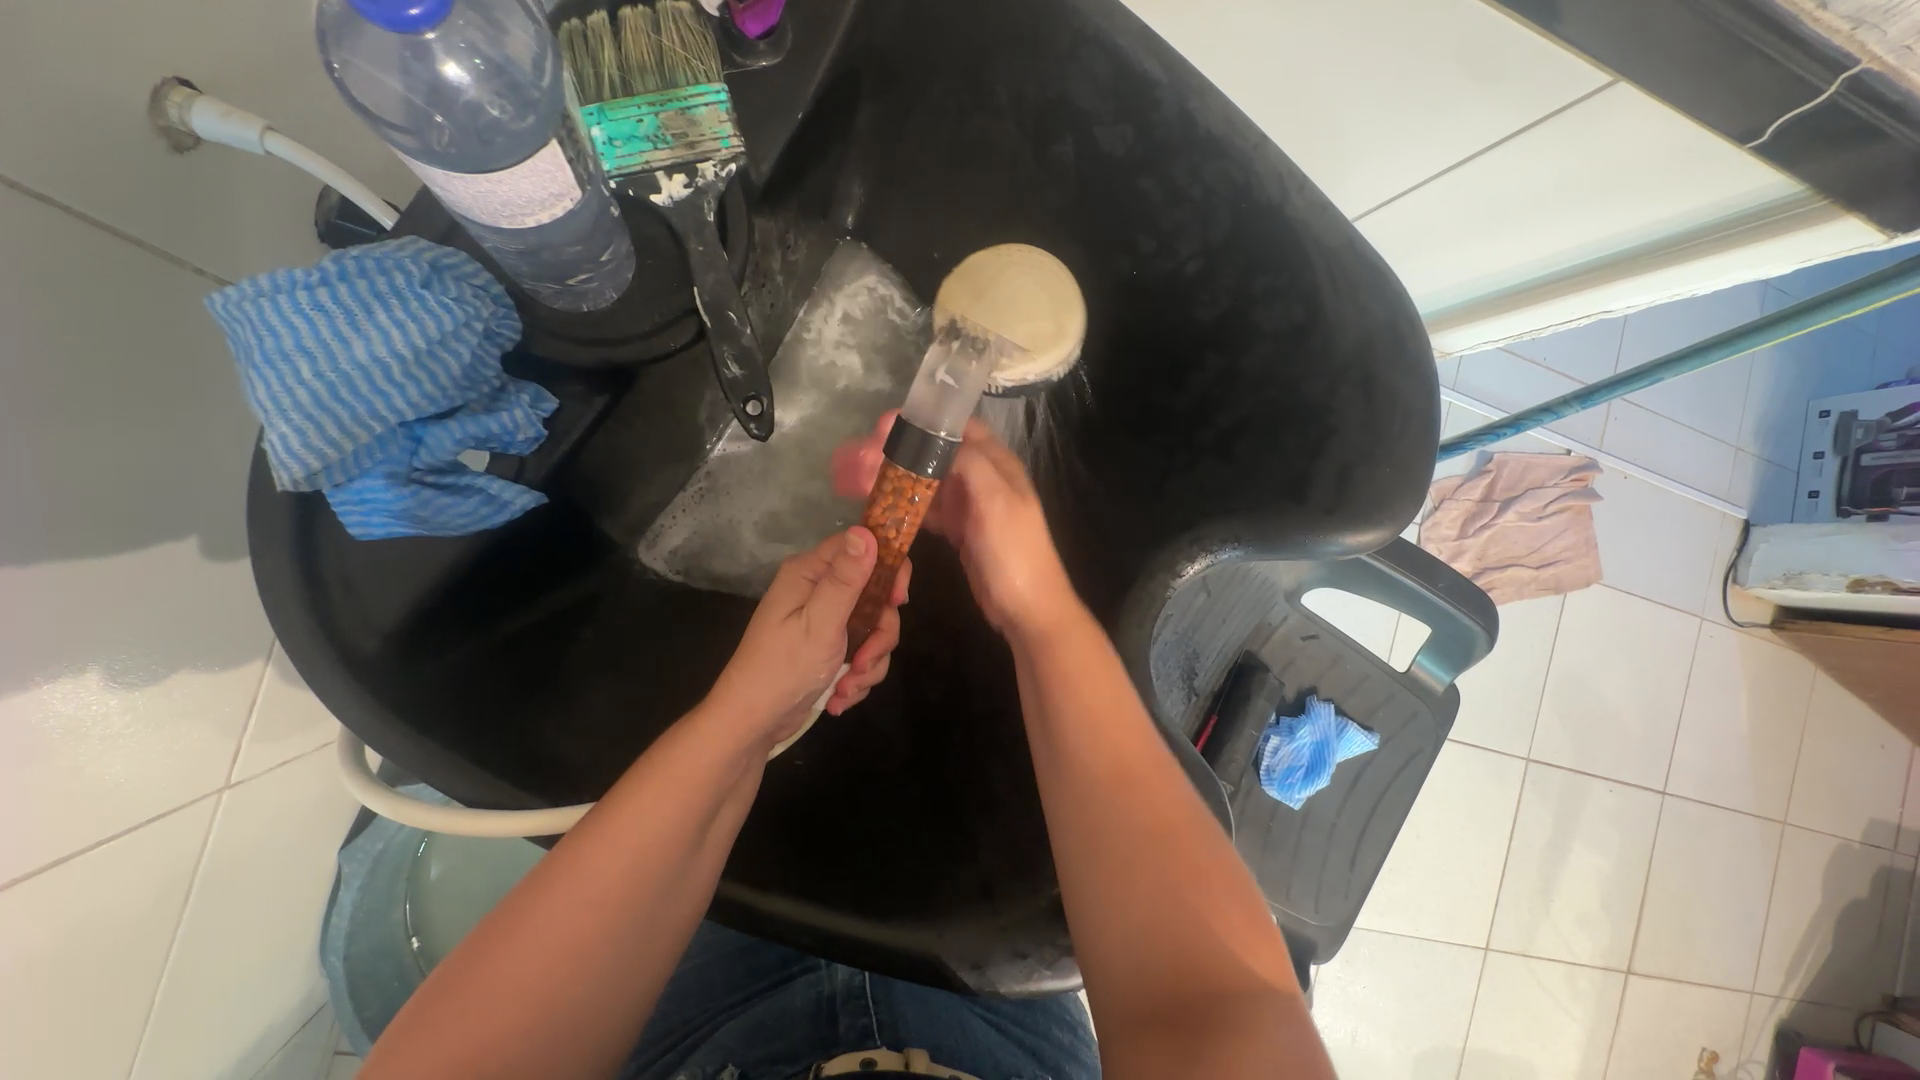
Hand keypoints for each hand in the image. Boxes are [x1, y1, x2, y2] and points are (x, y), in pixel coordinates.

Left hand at [704, 526, 909, 747]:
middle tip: (864, 661)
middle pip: (876, 595)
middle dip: (878, 635)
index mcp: (810, 573)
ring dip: (869, 663)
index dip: (889, 570)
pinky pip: (864, 652)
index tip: (898, 601)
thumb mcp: (819, 623)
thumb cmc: (782, 669)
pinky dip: (859, 676)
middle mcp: (818, 589)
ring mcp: (825, 619)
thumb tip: (866, 531)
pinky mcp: (830, 647)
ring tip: (846, 689)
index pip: (864, 547)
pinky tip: (841, 696)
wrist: (755, 723)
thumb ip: (846, 579)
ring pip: (874, 629)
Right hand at [833, 413, 1078, 640]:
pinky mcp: (961, 532)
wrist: (1027, 609)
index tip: (885, 425)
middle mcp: (984, 480)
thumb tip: (937, 439)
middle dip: (904, 450)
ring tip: (863, 478)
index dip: (925, 423)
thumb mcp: (996, 501)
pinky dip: (908, 506)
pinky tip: (883, 507)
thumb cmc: (1014, 552)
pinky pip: (930, 510)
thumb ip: (971, 464)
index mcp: (998, 465)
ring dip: (901, 477)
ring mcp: (972, 507)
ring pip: (931, 482)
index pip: (960, 428)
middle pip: (939, 454)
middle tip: (864, 455)